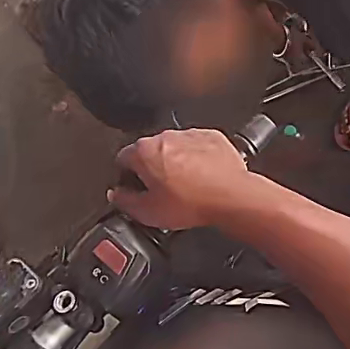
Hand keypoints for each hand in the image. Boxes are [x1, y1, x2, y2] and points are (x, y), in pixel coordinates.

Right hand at [108, 129, 260, 229]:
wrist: (232, 198)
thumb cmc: (194, 203)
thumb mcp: (147, 212)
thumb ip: (124, 201)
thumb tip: (117, 195)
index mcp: (144, 151)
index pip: (123, 159)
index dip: (127, 177)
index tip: (135, 189)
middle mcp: (166, 137)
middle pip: (150, 152)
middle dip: (154, 169)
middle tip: (163, 192)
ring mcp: (191, 135)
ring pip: (176, 148)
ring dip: (178, 163)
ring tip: (188, 187)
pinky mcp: (214, 138)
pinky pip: (200, 147)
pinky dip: (200, 159)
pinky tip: (204, 178)